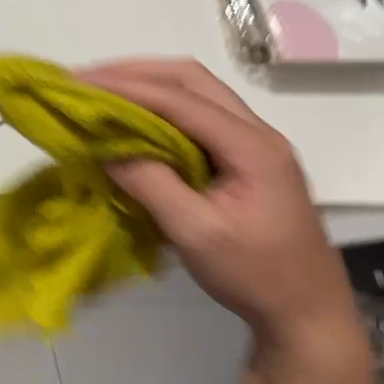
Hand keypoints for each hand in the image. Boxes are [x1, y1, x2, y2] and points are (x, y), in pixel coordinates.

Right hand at [79, 59, 360, 357]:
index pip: (180, 100)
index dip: (125, 86)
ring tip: (97, 93)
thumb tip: (102, 146)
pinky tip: (128, 120)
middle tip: (83, 81)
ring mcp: (252, 144)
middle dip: (134, 72)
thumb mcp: (195, 232)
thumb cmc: (255, 274)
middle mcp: (256, 134)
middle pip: (191, 80)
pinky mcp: (241, 158)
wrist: (307, 310)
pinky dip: (156, 106)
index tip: (76, 83)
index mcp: (252, 148)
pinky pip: (194, 115)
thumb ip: (149, 183)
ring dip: (145, 85)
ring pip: (194, 92)